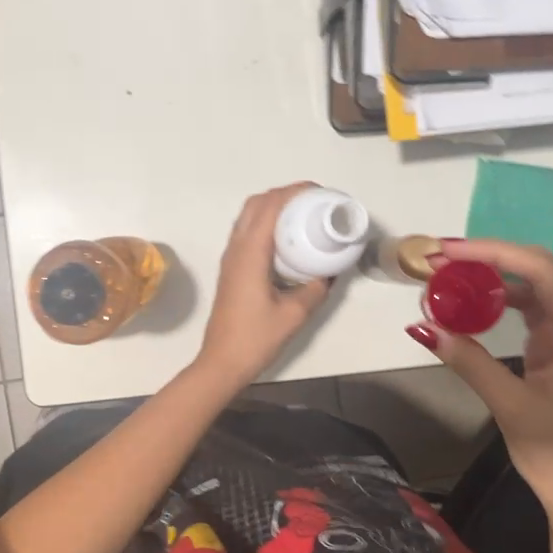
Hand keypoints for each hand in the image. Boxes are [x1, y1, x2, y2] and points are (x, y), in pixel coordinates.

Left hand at [193, 184, 333, 389]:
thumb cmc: (256, 337)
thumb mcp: (295, 314)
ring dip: (273, 207)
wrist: (222, 361)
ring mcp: (230, 258)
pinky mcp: (230, 269)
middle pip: (256, 203)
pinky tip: (286, 239)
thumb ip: (315, 289)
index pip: (271, 206)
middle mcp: (236, 248)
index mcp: (251, 253)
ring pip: (248, 217)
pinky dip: (266, 224)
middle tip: (313, 201)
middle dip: (284, 194)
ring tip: (302, 214)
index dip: (295, 191)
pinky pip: (247, 233)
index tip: (320, 191)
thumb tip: (330, 273)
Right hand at [406, 240, 552, 507]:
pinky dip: (496, 305)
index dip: (494, 253)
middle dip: (488, 260)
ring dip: (489, 281)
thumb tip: (424, 327)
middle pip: (536, 273)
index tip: (448, 253)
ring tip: (446, 278)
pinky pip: (525, 314)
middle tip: (439, 261)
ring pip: (529, 292)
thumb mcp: (511, 405)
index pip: (540, 271)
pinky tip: (468, 306)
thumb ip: (470, 362)